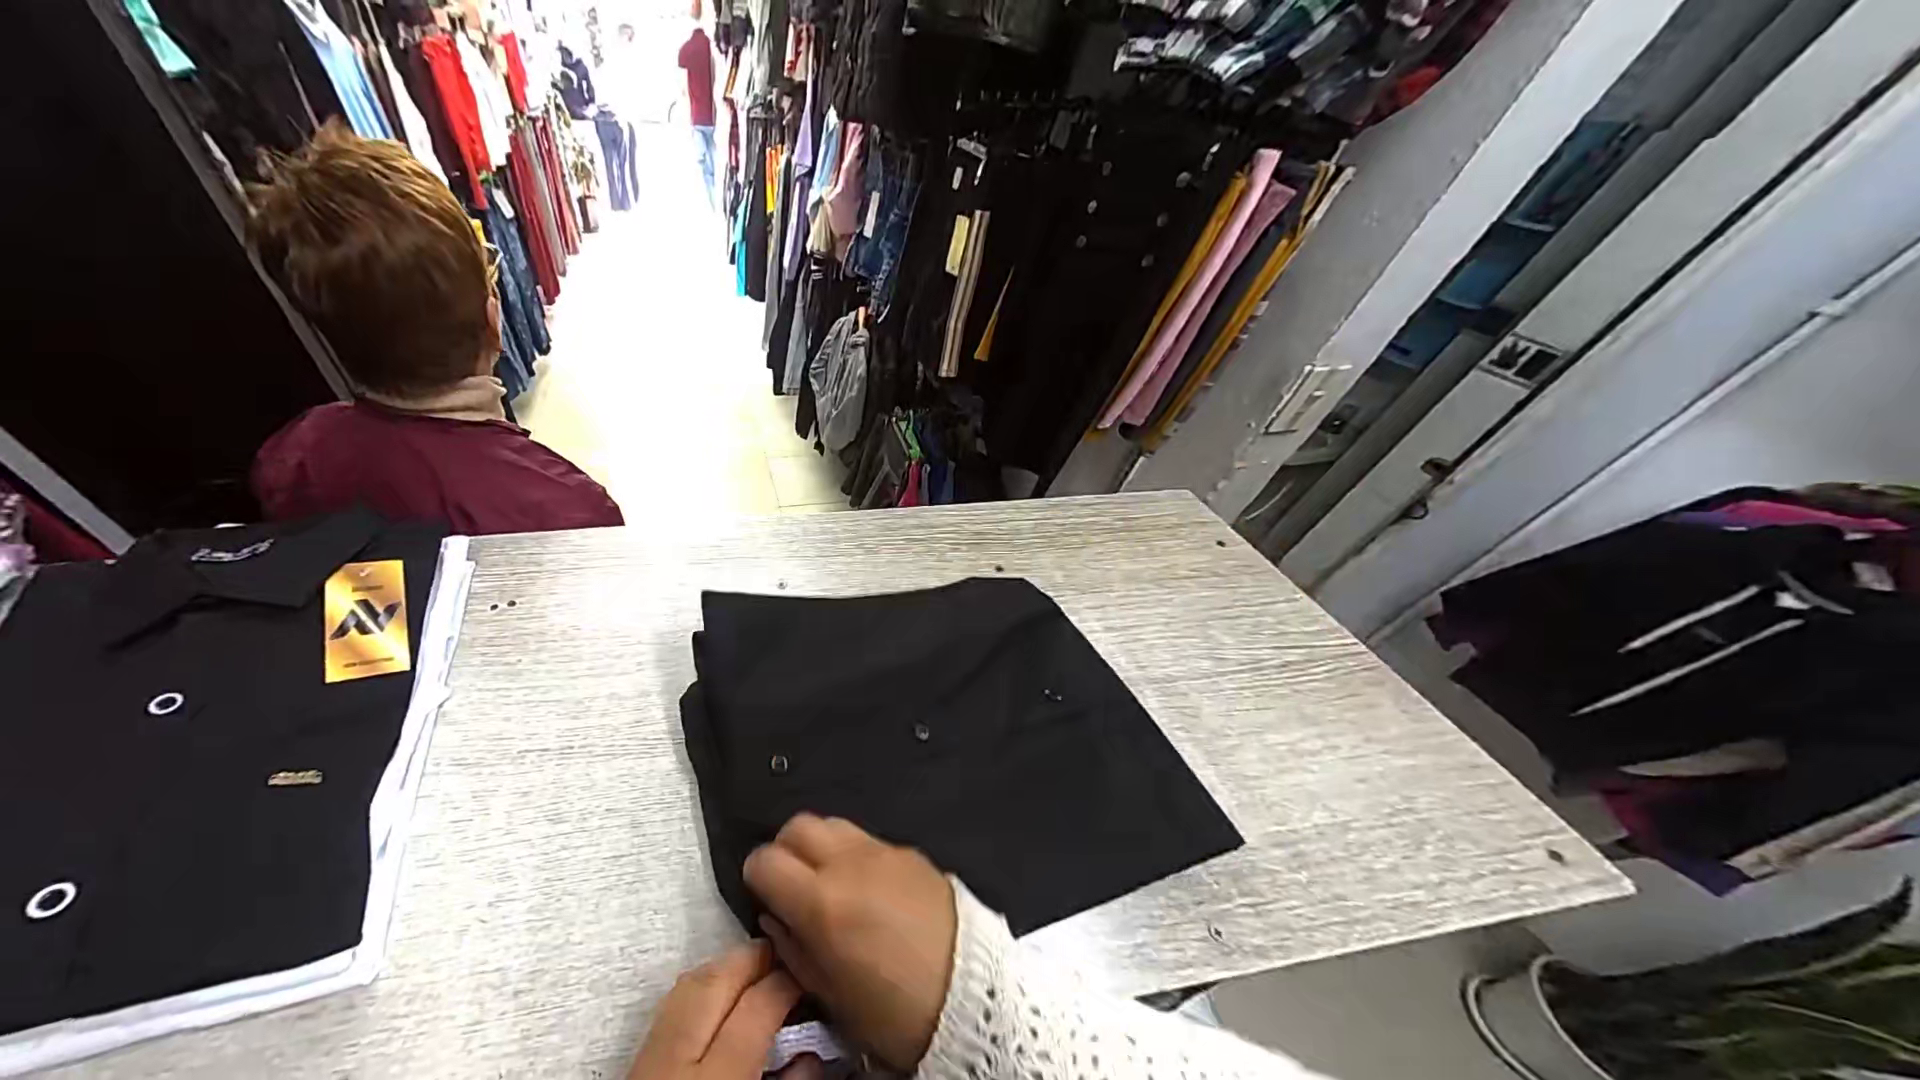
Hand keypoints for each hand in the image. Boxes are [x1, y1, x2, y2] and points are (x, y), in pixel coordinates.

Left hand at [628, 941, 801, 1079]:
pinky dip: (699, 989)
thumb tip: (811, 1055)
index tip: (814, 972)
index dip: (791, 978)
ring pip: (686, 985)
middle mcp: (672, 1064)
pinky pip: (668, 1007)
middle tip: (788, 954)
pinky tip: (719, 999)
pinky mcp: (632, 1064)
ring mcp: (644, 1061)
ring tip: (758, 971)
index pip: (759, 1004)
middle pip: (715, 979)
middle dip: (755, 955)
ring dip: (726, 967)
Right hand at [743, 814, 956, 1069]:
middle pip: (798, 825)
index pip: (765, 859)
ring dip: (820, 846)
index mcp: (823, 902)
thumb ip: (794, 948)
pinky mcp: (910, 851)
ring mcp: (883, 851)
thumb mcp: (831, 994)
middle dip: (785, 851)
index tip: (765, 898)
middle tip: (793, 885)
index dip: (756, 878)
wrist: (971, 990)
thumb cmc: (895, 1009)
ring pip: (833, 823)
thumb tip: (776, 916)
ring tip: (829, 882)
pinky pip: (868, 839)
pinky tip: (867, 887)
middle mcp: (850, 863)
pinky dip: (854, 854)